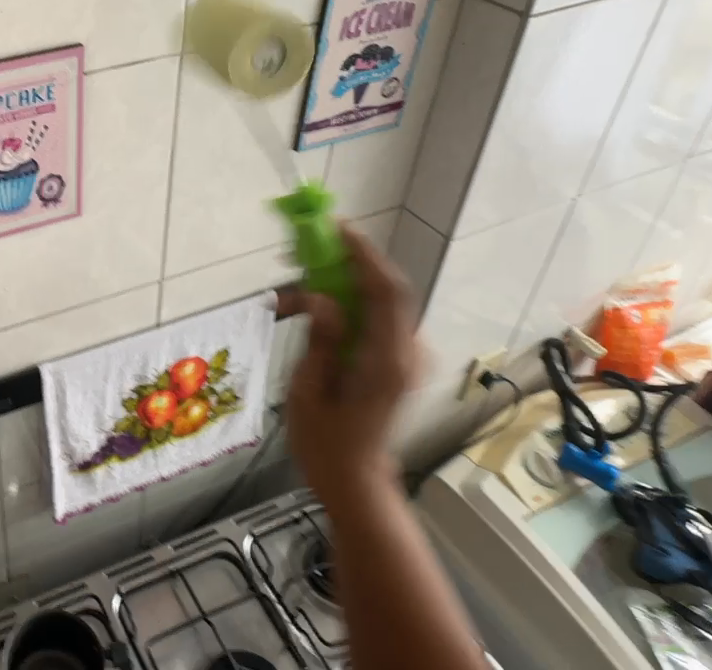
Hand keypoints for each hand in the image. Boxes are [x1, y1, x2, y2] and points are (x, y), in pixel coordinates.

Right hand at [282, 224, 420, 504]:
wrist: (356, 482)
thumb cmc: (325, 444)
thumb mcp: (309, 392)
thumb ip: (321, 341)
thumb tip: (323, 298)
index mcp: (386, 363)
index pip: (387, 294)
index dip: (365, 256)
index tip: (338, 230)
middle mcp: (407, 355)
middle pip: (389, 292)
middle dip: (353, 263)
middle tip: (310, 249)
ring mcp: (408, 359)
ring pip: (383, 303)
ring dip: (347, 283)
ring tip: (304, 281)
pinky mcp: (400, 362)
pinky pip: (379, 318)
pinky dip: (352, 302)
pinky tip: (320, 306)